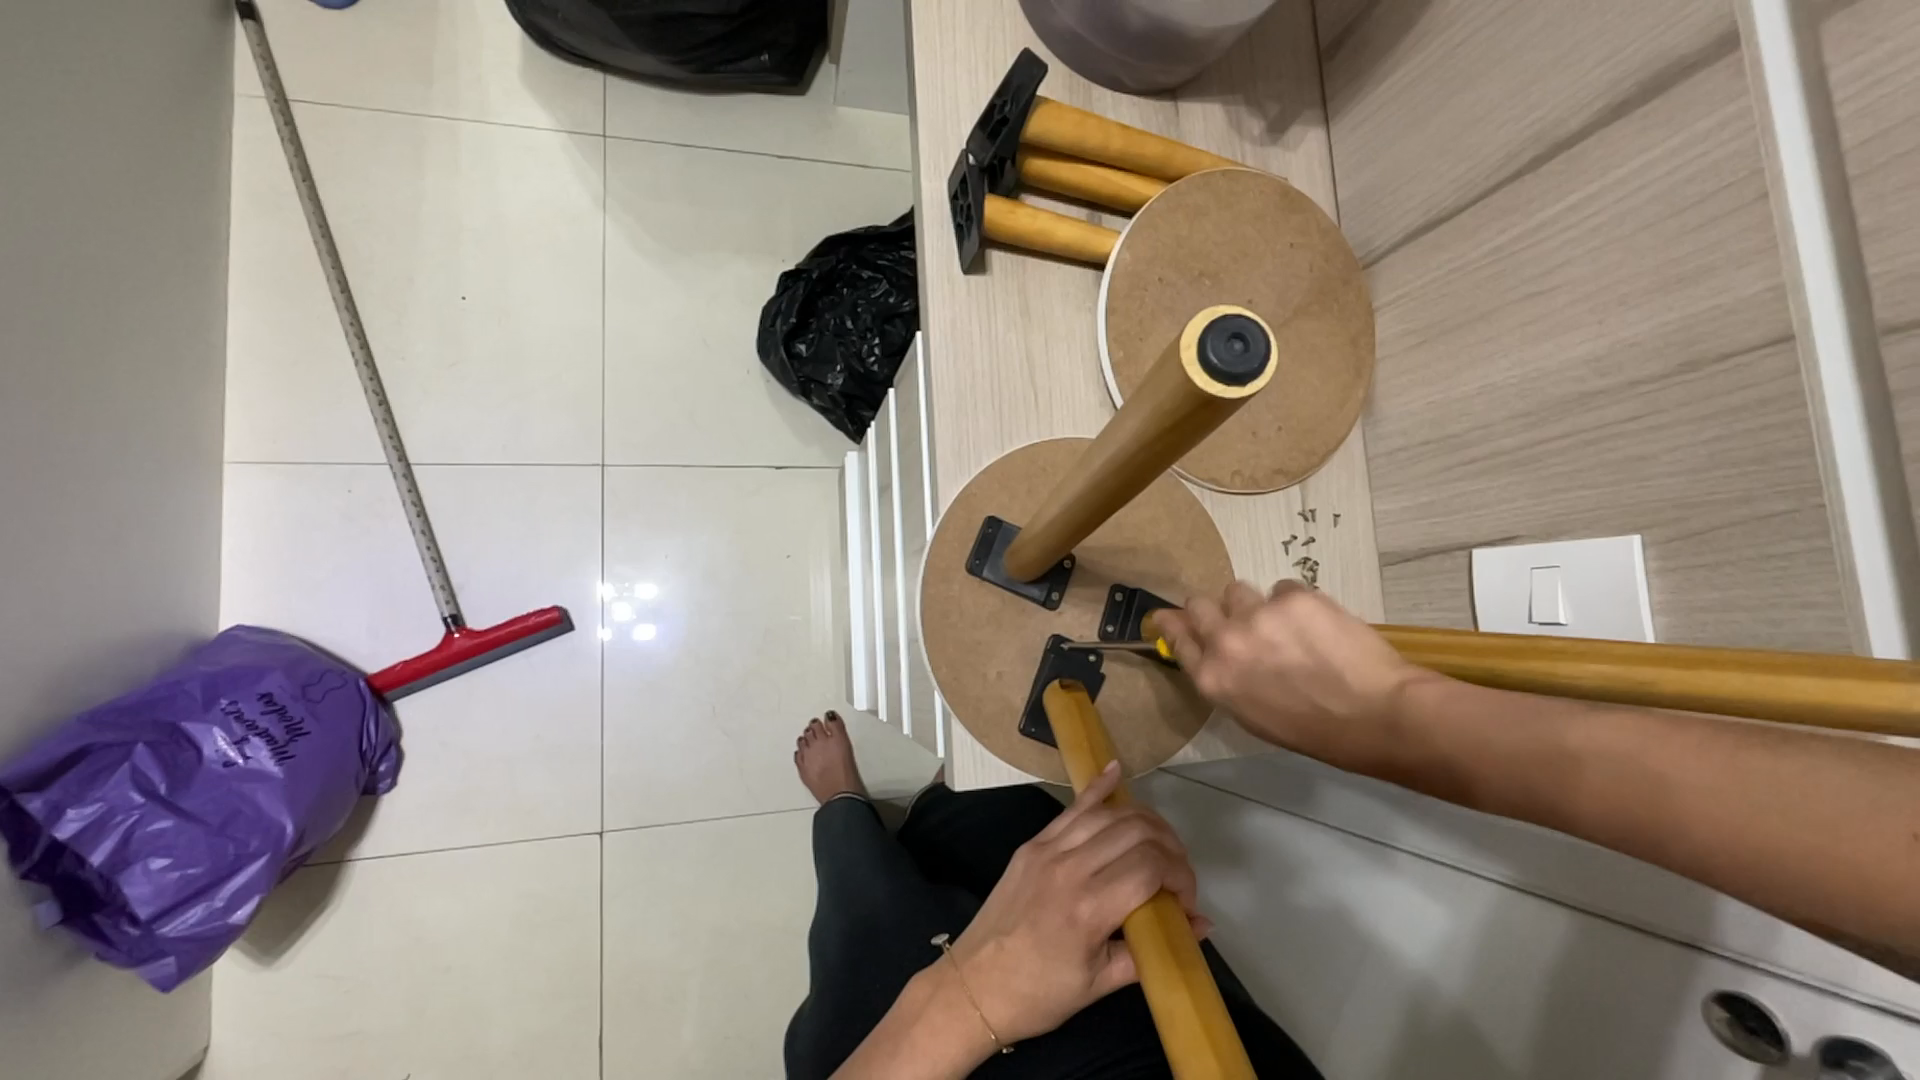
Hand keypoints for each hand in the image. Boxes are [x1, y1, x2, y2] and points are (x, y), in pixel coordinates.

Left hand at [947, 763, 1207, 1042]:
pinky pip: (1071, 810)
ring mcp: (1047, 850)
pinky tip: (1116, 772)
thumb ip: (1151, 951)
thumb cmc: (1038, 995)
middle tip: (1179, 874)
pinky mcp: (1032, 844)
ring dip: (1143, 820)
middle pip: (1135, 833)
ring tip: (1163, 842)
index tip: (1187, 901)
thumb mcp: (1099, 985)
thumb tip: (1201, 925)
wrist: (973, 985)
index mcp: (1088, 908)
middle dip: (1170, 847)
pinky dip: (1097, 790)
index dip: (1181, 876)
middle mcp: (1069, 868)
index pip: (1151, 868)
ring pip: (1107, 815)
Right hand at [1154, 580, 1428, 770]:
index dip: (1172, 623)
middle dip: (1212, 609)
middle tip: (1235, 619)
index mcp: (1211, 677)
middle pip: (1198, 604)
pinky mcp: (1294, 597)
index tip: (1170, 616)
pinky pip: (1283, 588)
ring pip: (1239, 590)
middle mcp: (1225, 641)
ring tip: (1284, 624)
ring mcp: (1258, 614)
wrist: (1374, 715)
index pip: (1176, 636)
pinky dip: (1295, 602)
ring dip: (1254, 603)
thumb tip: (1215, 655)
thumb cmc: (1311, 730)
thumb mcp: (1250, 715)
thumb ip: (1224, 678)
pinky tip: (1317, 624)